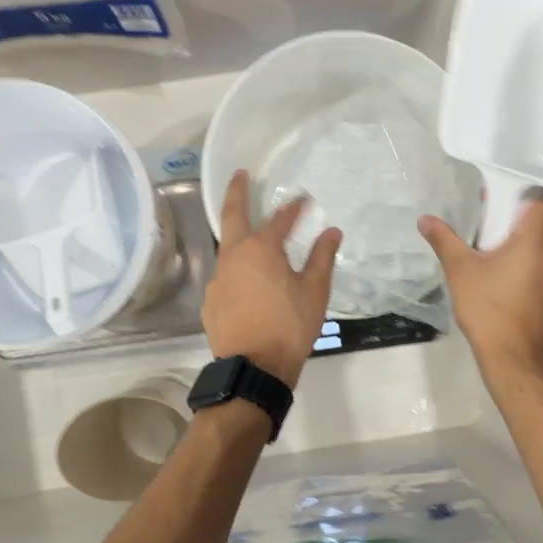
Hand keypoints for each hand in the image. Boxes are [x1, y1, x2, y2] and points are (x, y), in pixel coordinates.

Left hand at [204, 170, 340, 387]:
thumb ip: (322, 258)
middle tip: (240, 174)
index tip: (305, 199)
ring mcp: (217, 278)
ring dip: (240, 239)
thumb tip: (332, 232)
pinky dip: (238, 272)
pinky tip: (249, 284)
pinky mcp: (210, 301)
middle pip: (232, 215)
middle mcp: (234, 256)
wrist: (253, 368)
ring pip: (229, 249)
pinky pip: (226, 277)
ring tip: (253, 240)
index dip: (295, 207)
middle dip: (237, 192)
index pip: (280, 218)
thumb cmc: (289, 327)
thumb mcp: (314, 292)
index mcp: (262, 249)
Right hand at [419, 188, 542, 377]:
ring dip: (520, 235)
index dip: (522, 185)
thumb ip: (444, 239)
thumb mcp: (460, 270)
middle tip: (487, 210)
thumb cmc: (489, 308)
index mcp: (537, 236)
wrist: (513, 358)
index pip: (542, 194)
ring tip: (490, 238)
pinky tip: (501, 267)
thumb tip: (425, 219)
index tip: (499, 186)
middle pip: (541, 216)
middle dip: (515, 210)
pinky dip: (526, 255)